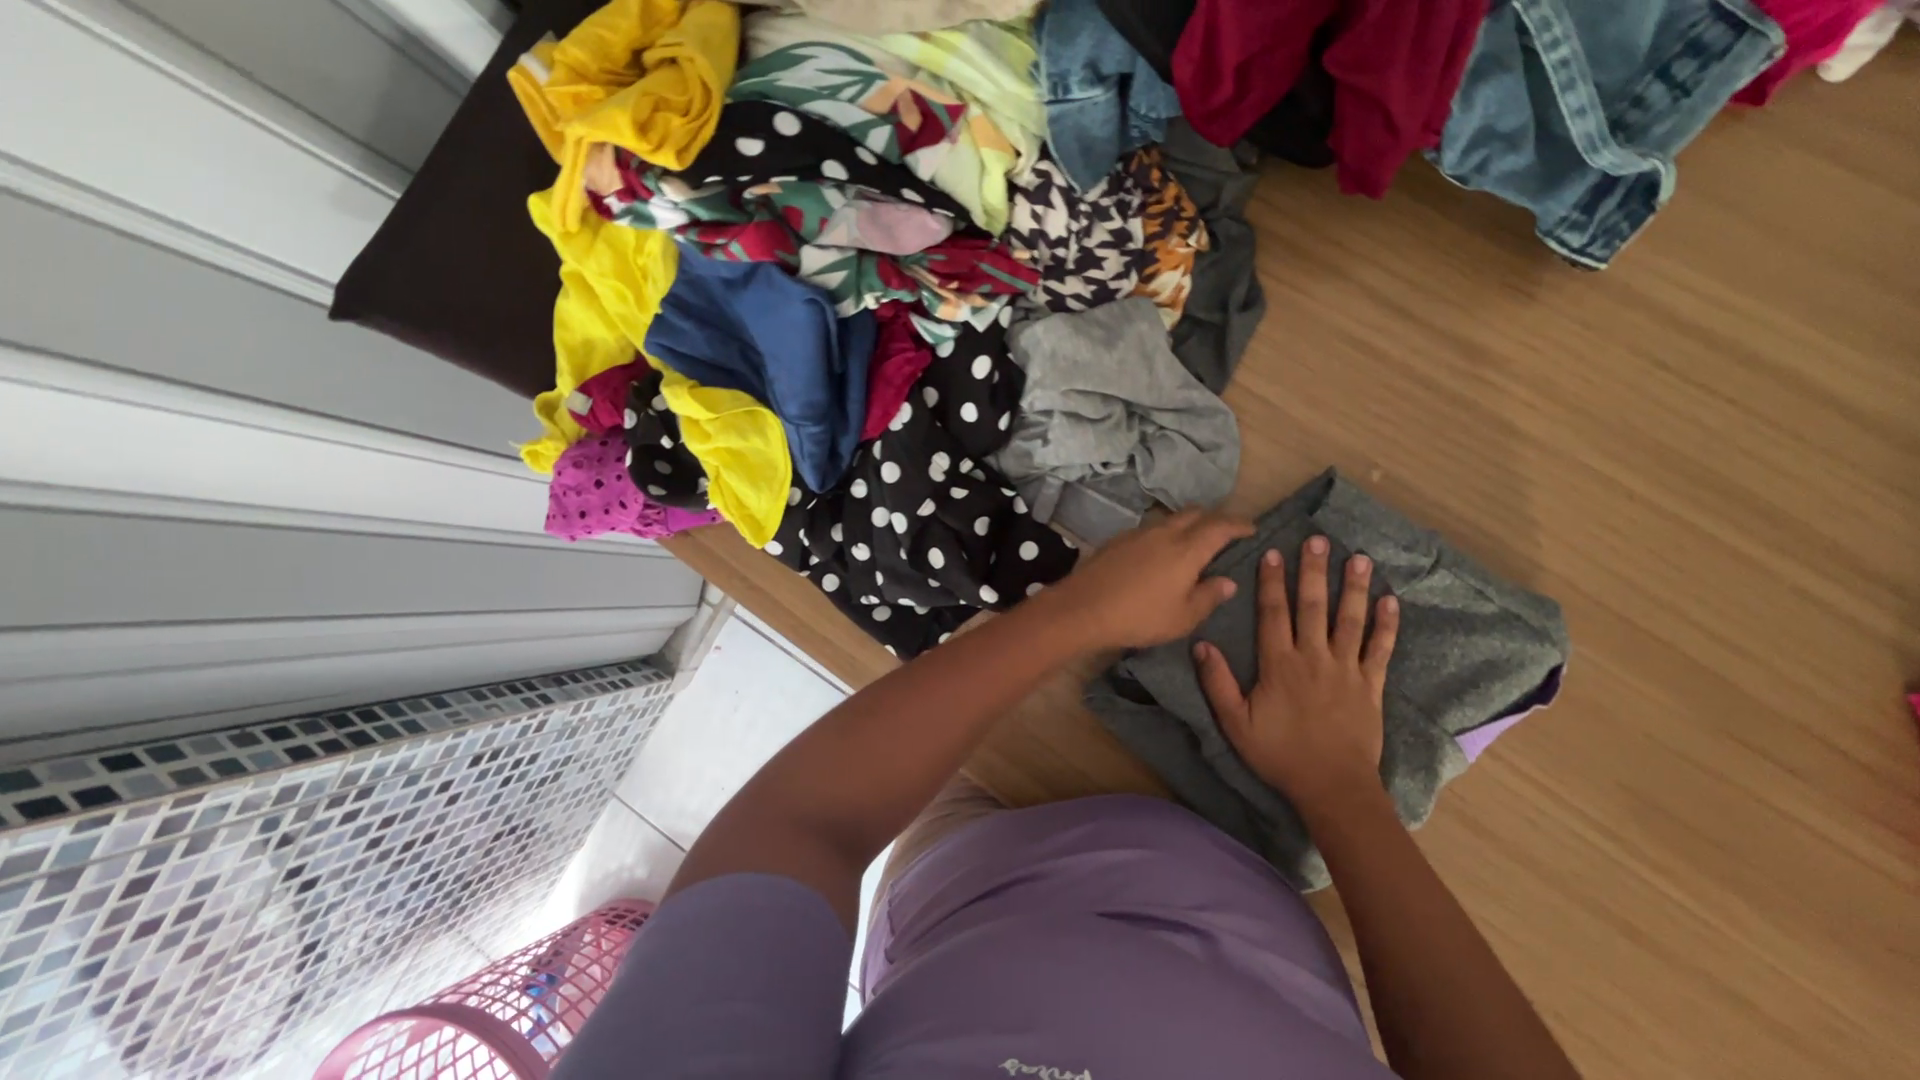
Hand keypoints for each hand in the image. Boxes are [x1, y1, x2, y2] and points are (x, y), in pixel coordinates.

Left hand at [1042, 509, 1254, 649]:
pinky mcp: (1117, 540)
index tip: (1252, 528)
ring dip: (1187, 523)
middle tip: (1225, 531)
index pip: (1220, 526)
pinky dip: (1164, 533)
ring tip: (1194, 540)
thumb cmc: (1139, 617)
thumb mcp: (1182, 617)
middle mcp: (1164, 533)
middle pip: (1195, 513)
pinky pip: (1150, 528)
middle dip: (1215, 517)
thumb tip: (1228, 581)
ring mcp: (1137, 533)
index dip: (1239, 524)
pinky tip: (1160, 551)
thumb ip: (1208, 596)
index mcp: (1187, 549)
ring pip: (1170, 518)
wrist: (1081, 608)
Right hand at [1194, 536, 1399, 817]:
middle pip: (1312, 606)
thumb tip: (1202, 644)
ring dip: (1353, 587)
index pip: (1274, 613)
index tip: (1273, 552)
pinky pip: (1380, 649)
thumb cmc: (1279, 754)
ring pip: (1350, 620)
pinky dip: (1387, 625)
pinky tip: (1390, 601)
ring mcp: (1346, 669)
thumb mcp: (1235, 722)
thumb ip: (1218, 682)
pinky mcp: (1371, 685)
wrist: (1332, 786)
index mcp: (1279, 664)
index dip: (1272, 581)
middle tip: (1318, 540)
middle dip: (1313, 571)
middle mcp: (1313, 657)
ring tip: (1358, 558)